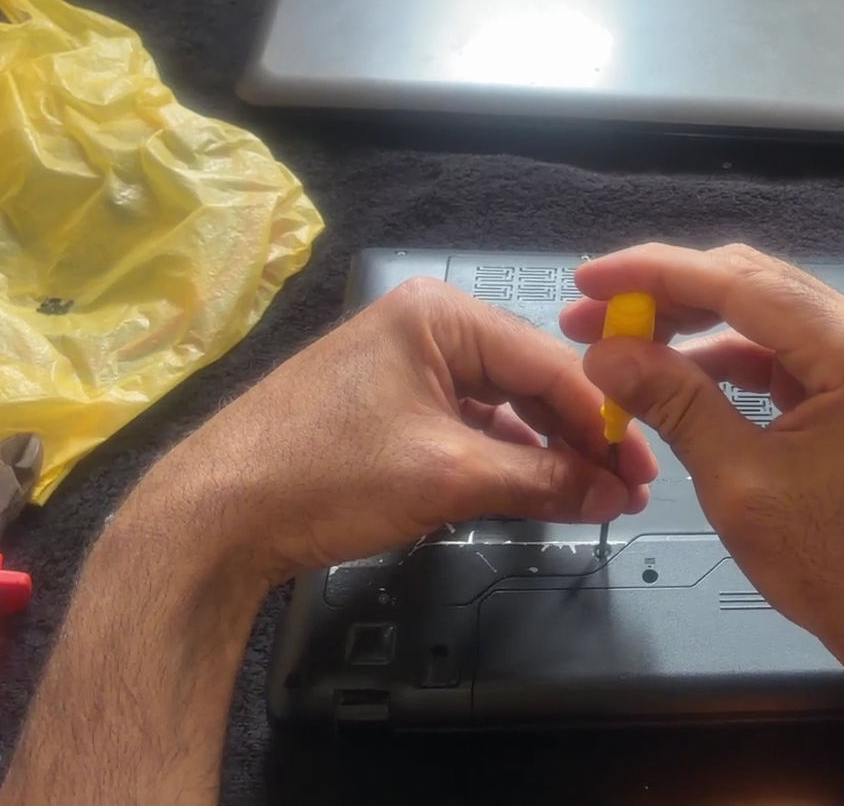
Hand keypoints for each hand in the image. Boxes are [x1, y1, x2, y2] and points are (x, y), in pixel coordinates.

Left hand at [129, 277, 659, 583]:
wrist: (202, 527)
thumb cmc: (326, 480)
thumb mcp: (449, 477)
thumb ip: (545, 481)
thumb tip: (617, 497)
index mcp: (443, 316)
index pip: (548, 364)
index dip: (602, 418)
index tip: (641, 465)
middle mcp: (433, 326)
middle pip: (531, 381)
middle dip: (579, 436)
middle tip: (626, 485)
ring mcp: (413, 362)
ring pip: (506, 403)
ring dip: (549, 449)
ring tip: (595, 490)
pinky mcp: (399, 399)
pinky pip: (474, 420)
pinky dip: (509, 454)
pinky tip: (542, 482)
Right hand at [560, 244, 843, 666]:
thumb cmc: (838, 563)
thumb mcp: (741, 482)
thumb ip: (675, 404)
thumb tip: (606, 353)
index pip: (741, 283)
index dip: (658, 274)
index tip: (593, 277)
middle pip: (753, 284)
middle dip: (669, 294)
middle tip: (596, 312)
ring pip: (761, 313)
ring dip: (692, 324)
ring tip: (624, 340)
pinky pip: (776, 351)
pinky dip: (724, 358)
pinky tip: (675, 370)